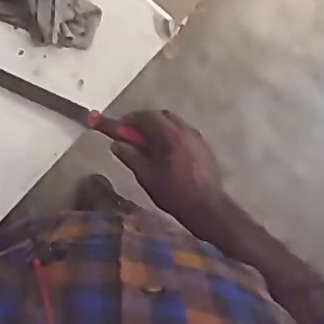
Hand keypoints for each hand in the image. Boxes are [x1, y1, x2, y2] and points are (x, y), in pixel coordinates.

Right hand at [112, 110, 223, 224]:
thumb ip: (130, 156)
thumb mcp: (146, 176)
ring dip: (159, 128)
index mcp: (171, 136)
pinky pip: (184, 133)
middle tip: (132, 134)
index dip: (131, 118)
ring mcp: (198, 139)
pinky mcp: (204, 148)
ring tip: (148, 144)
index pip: (148, 116)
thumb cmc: (173, 192)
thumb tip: (116, 144)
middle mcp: (187, 132)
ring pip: (175, 124)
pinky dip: (170, 136)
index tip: (120, 126)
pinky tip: (165, 153)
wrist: (207, 208)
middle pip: (163, 116)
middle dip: (145, 120)